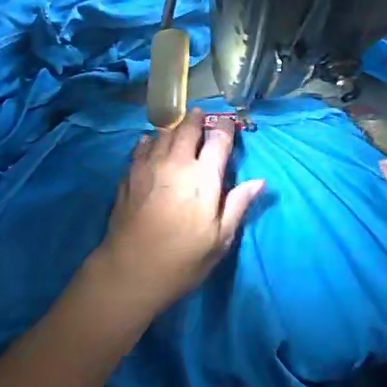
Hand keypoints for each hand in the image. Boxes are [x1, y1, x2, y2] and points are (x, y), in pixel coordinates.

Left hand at [90, 109, 265, 314]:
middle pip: (187, 129)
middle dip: (197, 120)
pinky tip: (150, 144)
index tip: (230, 123)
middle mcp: (175, 164)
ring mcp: (148, 167)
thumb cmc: (182, 260)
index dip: (226, 128)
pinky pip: (140, 148)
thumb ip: (238, 205)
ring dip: (173, 128)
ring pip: (162, 135)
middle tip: (201, 116)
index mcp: (203, 178)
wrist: (130, 270)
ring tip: (178, 128)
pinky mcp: (128, 176)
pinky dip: (149, 142)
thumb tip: (259, 182)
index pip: (219, 140)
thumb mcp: (220, 239)